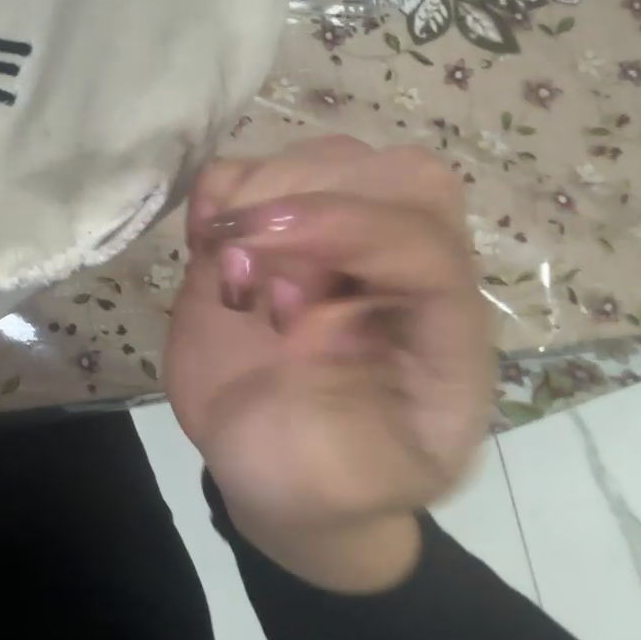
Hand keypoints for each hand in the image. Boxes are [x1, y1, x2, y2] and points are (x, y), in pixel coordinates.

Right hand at [165, 137, 496, 592]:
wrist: (274, 468)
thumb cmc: (320, 479)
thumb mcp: (345, 473)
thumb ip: (345, 406)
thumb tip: (322, 317)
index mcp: (439, 326)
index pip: (416, 239)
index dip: (338, 231)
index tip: (252, 274)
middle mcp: (393, 270)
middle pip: (386, 175)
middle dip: (300, 204)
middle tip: (241, 273)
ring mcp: (324, 247)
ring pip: (316, 160)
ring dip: (252, 196)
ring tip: (219, 266)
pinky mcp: (256, 243)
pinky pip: (245, 176)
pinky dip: (214, 192)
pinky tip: (202, 244)